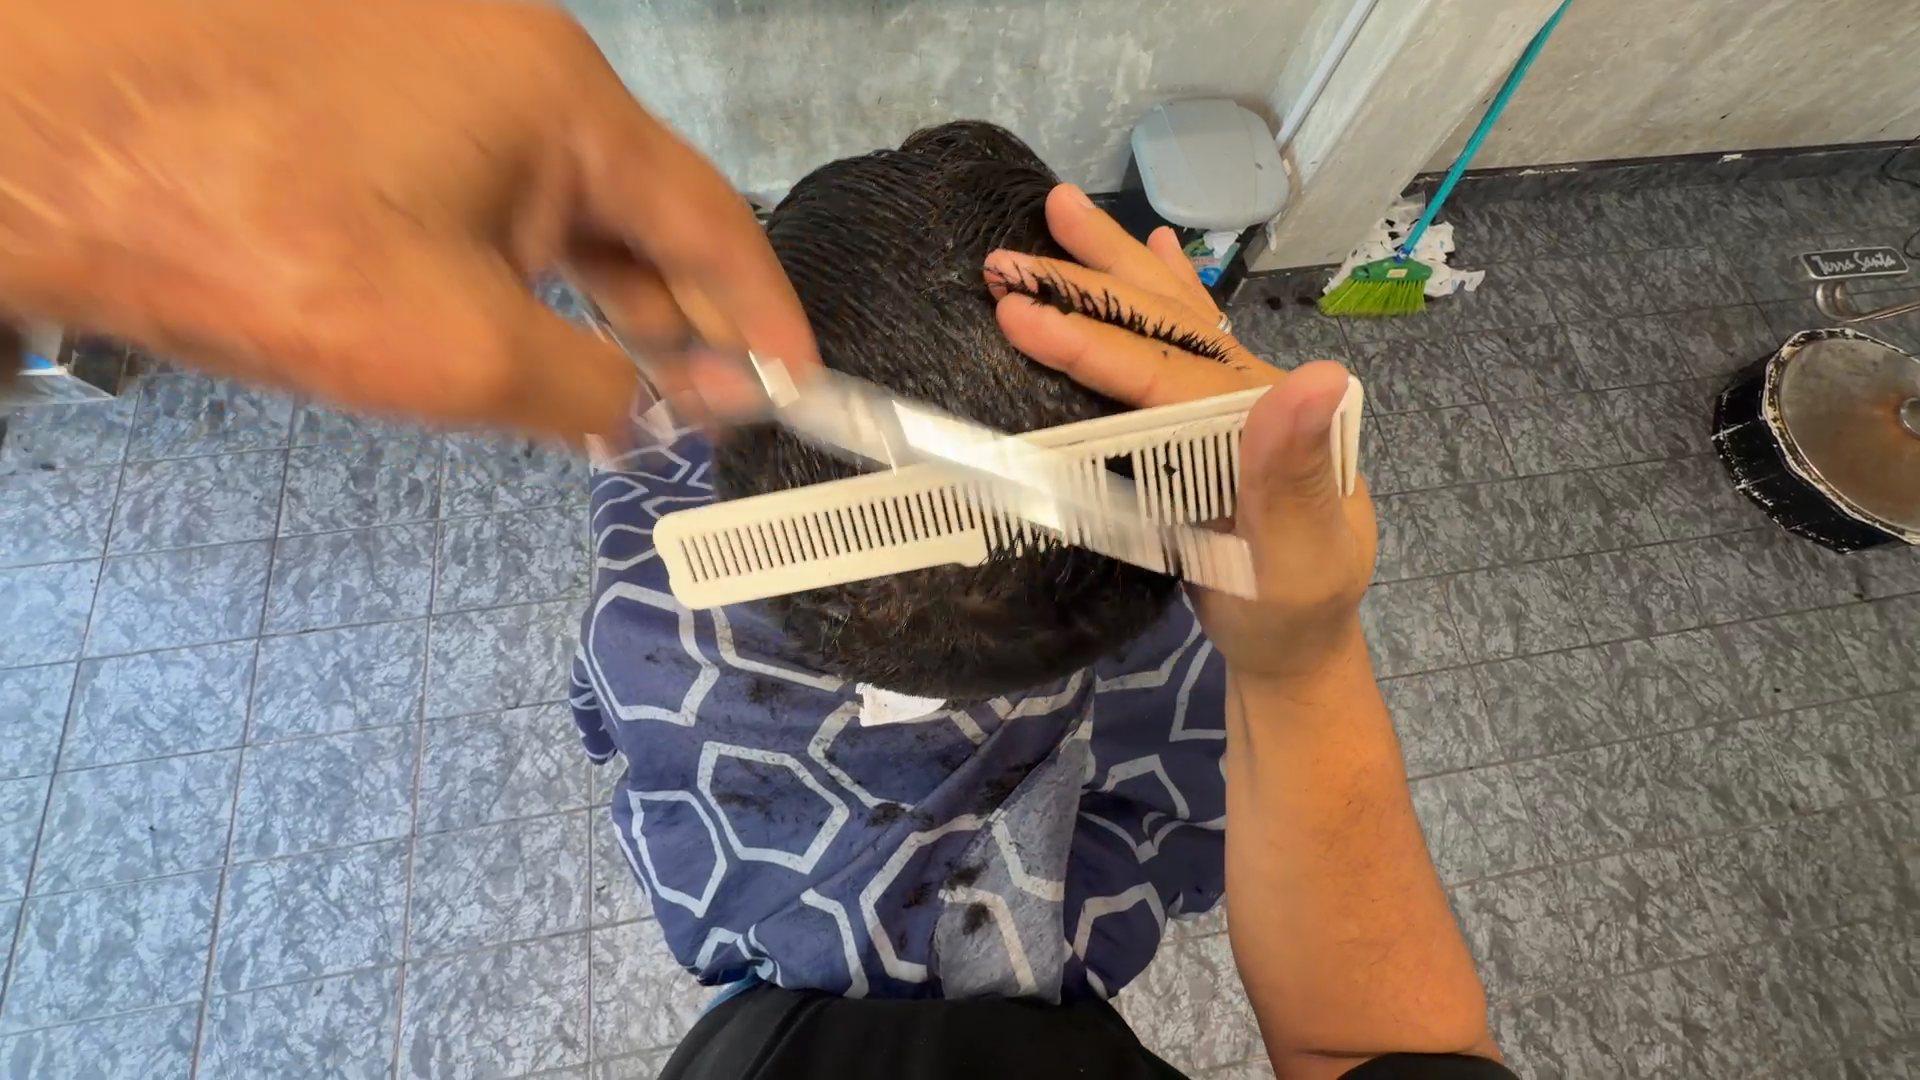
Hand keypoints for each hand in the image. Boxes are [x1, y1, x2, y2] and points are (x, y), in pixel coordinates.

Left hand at [0, 0, 815, 438]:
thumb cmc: (237, 234)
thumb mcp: (454, 346)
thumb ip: (592, 388)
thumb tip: (655, 418)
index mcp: (558, 99)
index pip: (710, 220)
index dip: (765, 311)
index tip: (800, 381)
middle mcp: (519, 65)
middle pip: (652, 214)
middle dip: (699, 319)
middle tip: (728, 404)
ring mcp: (446, 68)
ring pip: (583, 211)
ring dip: (627, 304)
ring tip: (660, 390)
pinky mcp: (385, 93)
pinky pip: (513, 199)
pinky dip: (554, 277)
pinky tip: (568, 335)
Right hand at [989, 184, 1376, 681]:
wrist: (1295, 641)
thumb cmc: (1290, 612)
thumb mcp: (1299, 558)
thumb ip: (1296, 474)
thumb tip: (1314, 372)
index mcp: (1270, 417)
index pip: (1169, 368)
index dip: (1092, 339)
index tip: (1018, 312)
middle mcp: (1255, 391)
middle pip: (1167, 322)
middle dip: (1087, 282)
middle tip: (1011, 251)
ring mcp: (1236, 401)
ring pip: (1172, 317)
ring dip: (1116, 264)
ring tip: (1067, 212)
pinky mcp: (1215, 420)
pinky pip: (1187, 344)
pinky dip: (1168, 291)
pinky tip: (1155, 251)